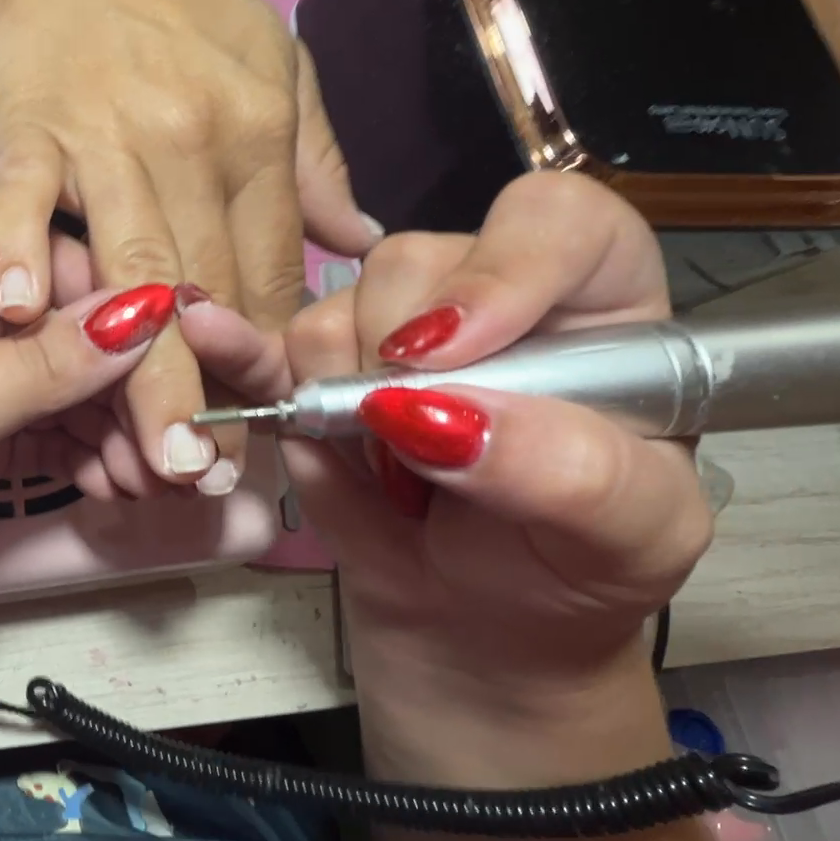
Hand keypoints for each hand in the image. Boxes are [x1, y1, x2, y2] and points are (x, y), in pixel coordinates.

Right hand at [0, 0, 379, 488]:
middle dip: (212, 390)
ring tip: (146, 449)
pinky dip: (20, 250)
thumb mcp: (272, 59)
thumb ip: (316, 158)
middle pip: (208, 286)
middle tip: (211, 476)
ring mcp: (104, 136)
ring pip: (134, 263)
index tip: (263, 427)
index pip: (270, 267)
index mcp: (255, 131)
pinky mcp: (28, 128)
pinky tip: (18, 313)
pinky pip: (24, 196)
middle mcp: (190, 140)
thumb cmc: (166, 4)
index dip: (267, 357)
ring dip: (140, 364)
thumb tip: (361, 244)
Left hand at [0, 238, 167, 624]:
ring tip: (158, 475)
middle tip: (184, 442)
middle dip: (136, 387)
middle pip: (80, 337)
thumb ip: (40, 365)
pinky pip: (57, 438)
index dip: (131, 310)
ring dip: (124, 431)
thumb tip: (143, 311)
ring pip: (77, 394)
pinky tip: (119, 485)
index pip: (62, 270)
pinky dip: (94, 460)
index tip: (189, 356)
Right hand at [179, 173, 711, 699]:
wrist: (473, 616)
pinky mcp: (312, 371)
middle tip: (409, 437)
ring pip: (333, 306)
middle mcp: (479, 299)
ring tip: (377, 457)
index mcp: (591, 309)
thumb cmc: (568, 567)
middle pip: (415, 260)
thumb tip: (422, 412)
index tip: (451, 352)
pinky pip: (263, 340)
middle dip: (397, 349)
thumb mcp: (626, 535)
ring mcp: (383, 331)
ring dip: (338, 385)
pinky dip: (239, 349)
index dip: (500, 267)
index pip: (556, 224)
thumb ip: (562, 469)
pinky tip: (213, 340)